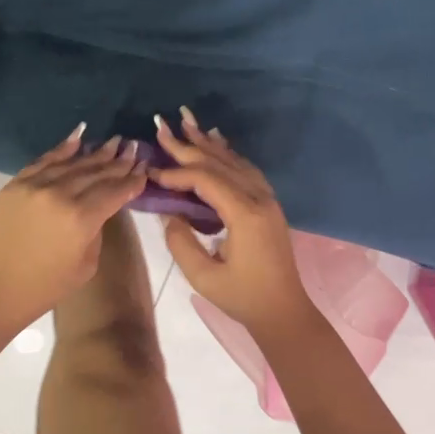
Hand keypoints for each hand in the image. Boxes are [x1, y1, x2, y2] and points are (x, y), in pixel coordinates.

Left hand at [0, 127, 147, 325]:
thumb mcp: (87, 263)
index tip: (144, 167)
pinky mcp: (16, 184)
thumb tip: (99, 204)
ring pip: (72, 163)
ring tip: (114, 142)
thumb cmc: (47, 285)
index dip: (131, 180)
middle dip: (118, 161)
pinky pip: (43, 161)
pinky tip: (79, 137)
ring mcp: (35, 185)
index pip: (114, 192)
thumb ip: (97, 228)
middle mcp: (60, 194)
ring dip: (95, 152)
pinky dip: (62, 149)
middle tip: (133, 147)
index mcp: (81, 219)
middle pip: (96, 173)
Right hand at [151, 110, 314, 336]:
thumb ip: (180, 241)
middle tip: (161, 125)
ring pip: (234, 161)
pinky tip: (216, 143)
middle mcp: (259, 198)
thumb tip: (168, 213)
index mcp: (244, 214)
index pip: (205, 180)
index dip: (176, 173)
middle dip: (187, 144)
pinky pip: (246, 169)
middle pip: (219, 163)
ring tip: (186, 122)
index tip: (151, 172)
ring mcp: (267, 199)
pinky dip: (227, 154)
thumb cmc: (243, 297)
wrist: (284, 311)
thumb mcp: (203, 276)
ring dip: (207, 142)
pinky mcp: (268, 204)